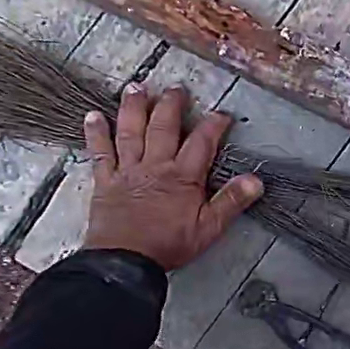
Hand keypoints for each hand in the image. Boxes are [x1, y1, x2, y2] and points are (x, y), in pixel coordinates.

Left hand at [81, 83, 263, 269]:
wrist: (125, 261)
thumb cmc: (169, 245)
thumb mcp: (209, 228)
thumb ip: (231, 202)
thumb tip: (255, 181)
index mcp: (182, 177)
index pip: (202, 142)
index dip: (214, 125)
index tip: (223, 114)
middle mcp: (155, 166)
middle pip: (164, 128)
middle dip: (172, 105)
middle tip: (176, 88)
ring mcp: (128, 171)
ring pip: (131, 131)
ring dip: (134, 108)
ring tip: (137, 87)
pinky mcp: (106, 181)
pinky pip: (100, 152)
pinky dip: (96, 133)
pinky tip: (93, 116)